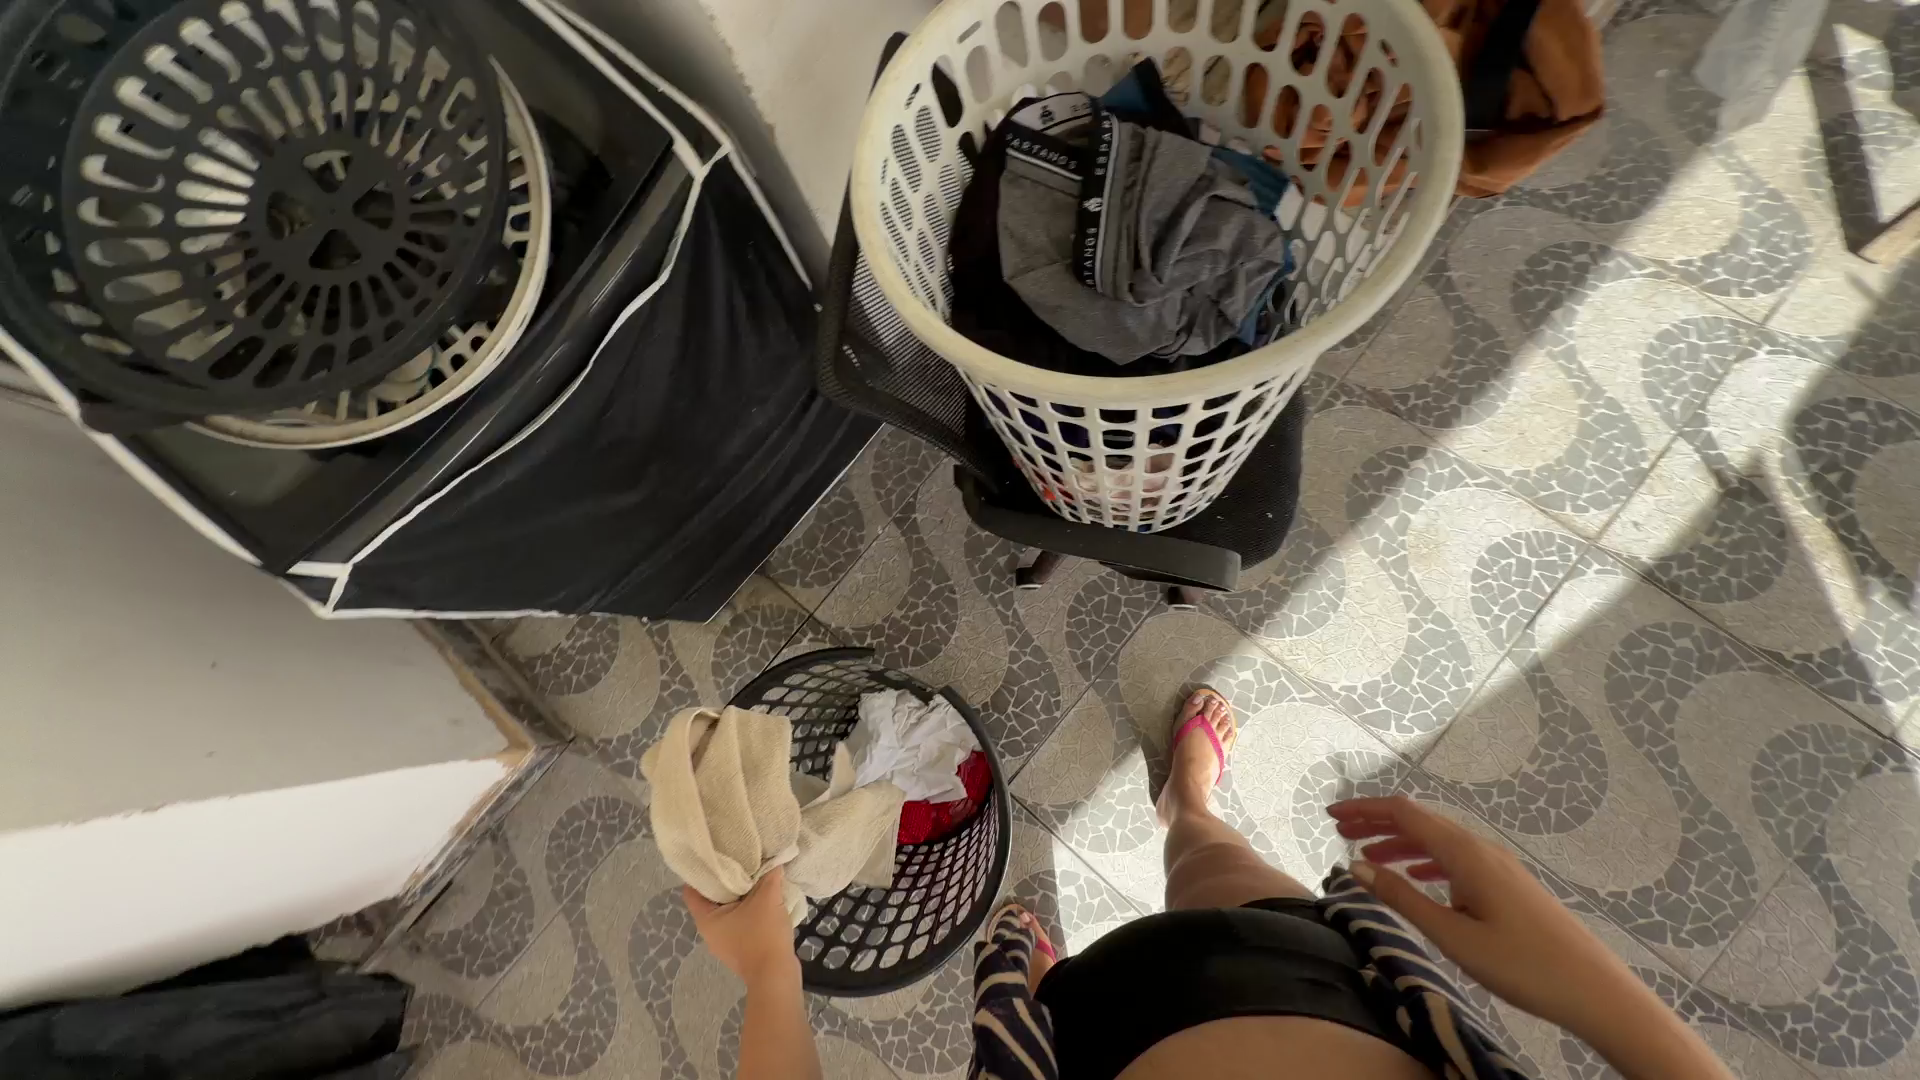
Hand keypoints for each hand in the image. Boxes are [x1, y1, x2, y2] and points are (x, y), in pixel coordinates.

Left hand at [683, 867, 799, 988]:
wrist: (775, 974)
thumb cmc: (762, 934)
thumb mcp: (767, 896)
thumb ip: (770, 874)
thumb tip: (774, 861)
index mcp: (706, 919)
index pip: (691, 890)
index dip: (701, 871)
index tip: (717, 855)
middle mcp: (710, 931)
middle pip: (712, 898)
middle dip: (727, 879)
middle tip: (741, 860)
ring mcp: (725, 942)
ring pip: (728, 909)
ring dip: (741, 894)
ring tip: (756, 875)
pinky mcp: (740, 948)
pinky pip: (739, 920)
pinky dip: (749, 908)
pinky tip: (765, 897)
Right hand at [1326, 796, 1652, 1037]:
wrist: (1602, 996)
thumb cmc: (1523, 965)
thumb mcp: (1452, 936)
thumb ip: (1401, 898)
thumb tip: (1356, 865)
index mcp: (1465, 853)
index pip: (1403, 813)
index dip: (1364, 809)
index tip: (1331, 815)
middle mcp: (1480, 848)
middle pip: (1419, 820)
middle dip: (1376, 822)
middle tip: (1340, 831)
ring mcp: (1498, 865)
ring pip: (1437, 840)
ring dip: (1399, 842)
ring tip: (1369, 857)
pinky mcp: (1509, 884)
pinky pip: (1456, 857)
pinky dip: (1425, 859)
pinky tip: (1417, 878)